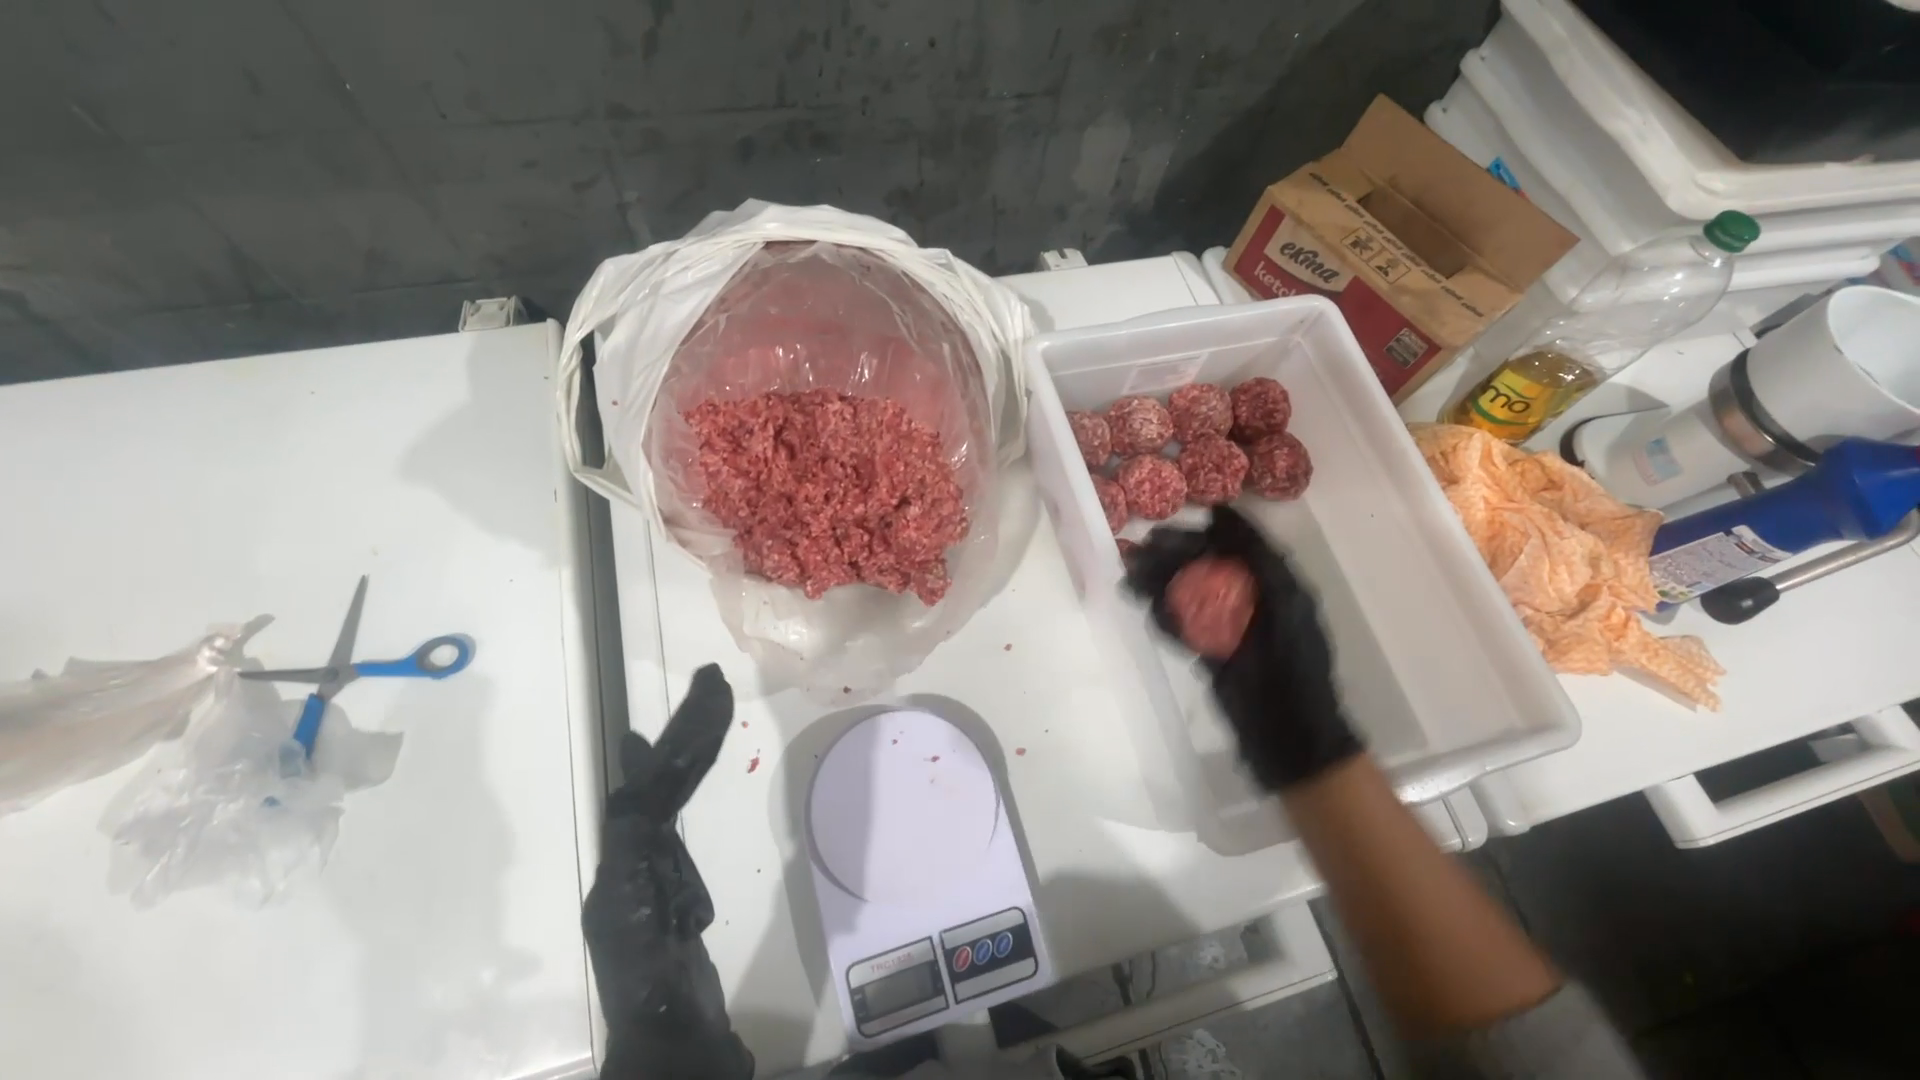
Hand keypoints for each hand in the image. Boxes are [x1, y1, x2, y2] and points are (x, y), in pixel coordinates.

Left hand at [584, 664, 753, 1079]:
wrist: (670, 1059)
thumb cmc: (659, 1001)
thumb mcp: (643, 931)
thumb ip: (633, 864)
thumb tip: (627, 793)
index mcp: (622, 871)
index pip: (650, 791)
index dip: (677, 742)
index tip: (708, 696)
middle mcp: (627, 867)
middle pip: (656, 787)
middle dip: (686, 735)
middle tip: (712, 685)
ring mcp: (645, 881)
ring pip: (666, 802)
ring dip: (687, 753)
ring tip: (703, 710)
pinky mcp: (666, 896)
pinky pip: (673, 829)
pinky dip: (678, 794)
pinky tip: (670, 781)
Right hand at [1125, 506, 1361, 789]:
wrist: (1290, 732)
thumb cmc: (1295, 664)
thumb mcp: (1284, 601)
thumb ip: (1258, 559)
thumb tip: (1222, 517)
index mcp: (1274, 583)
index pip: (1233, 546)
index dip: (1200, 535)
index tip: (1167, 532)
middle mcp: (1252, 599)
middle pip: (1205, 568)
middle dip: (1171, 560)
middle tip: (1136, 556)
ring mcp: (1231, 628)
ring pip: (1189, 596)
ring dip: (1159, 587)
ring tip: (1129, 582)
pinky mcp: (1213, 654)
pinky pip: (1185, 629)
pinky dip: (1167, 620)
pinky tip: (1149, 611)